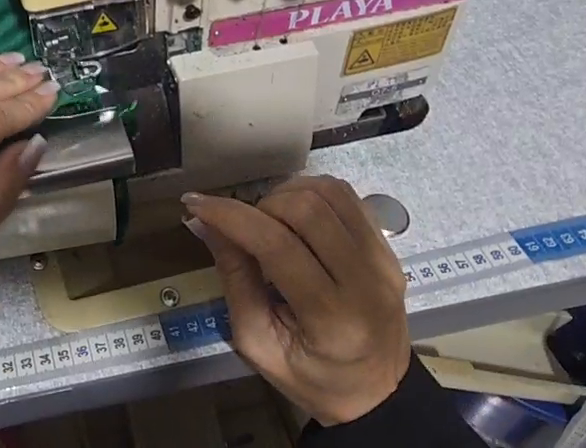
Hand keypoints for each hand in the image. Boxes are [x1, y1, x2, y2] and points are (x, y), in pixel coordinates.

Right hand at [182, 176, 409, 425]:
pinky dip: (311, 192)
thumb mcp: (257, 342)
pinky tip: (297, 216)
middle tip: (245, 229)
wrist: (376, 393)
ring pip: (328, 192)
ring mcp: (383, 261)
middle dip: (261, 206)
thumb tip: (203, 222)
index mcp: (333, 320)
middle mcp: (367, 283)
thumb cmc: (310, 377)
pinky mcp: (389, 248)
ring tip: (271, 221)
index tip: (196, 204)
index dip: (231, 216)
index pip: (277, 246)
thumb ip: (234, 278)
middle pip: (306, 209)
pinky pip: (347, 195)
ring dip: (286, 194)